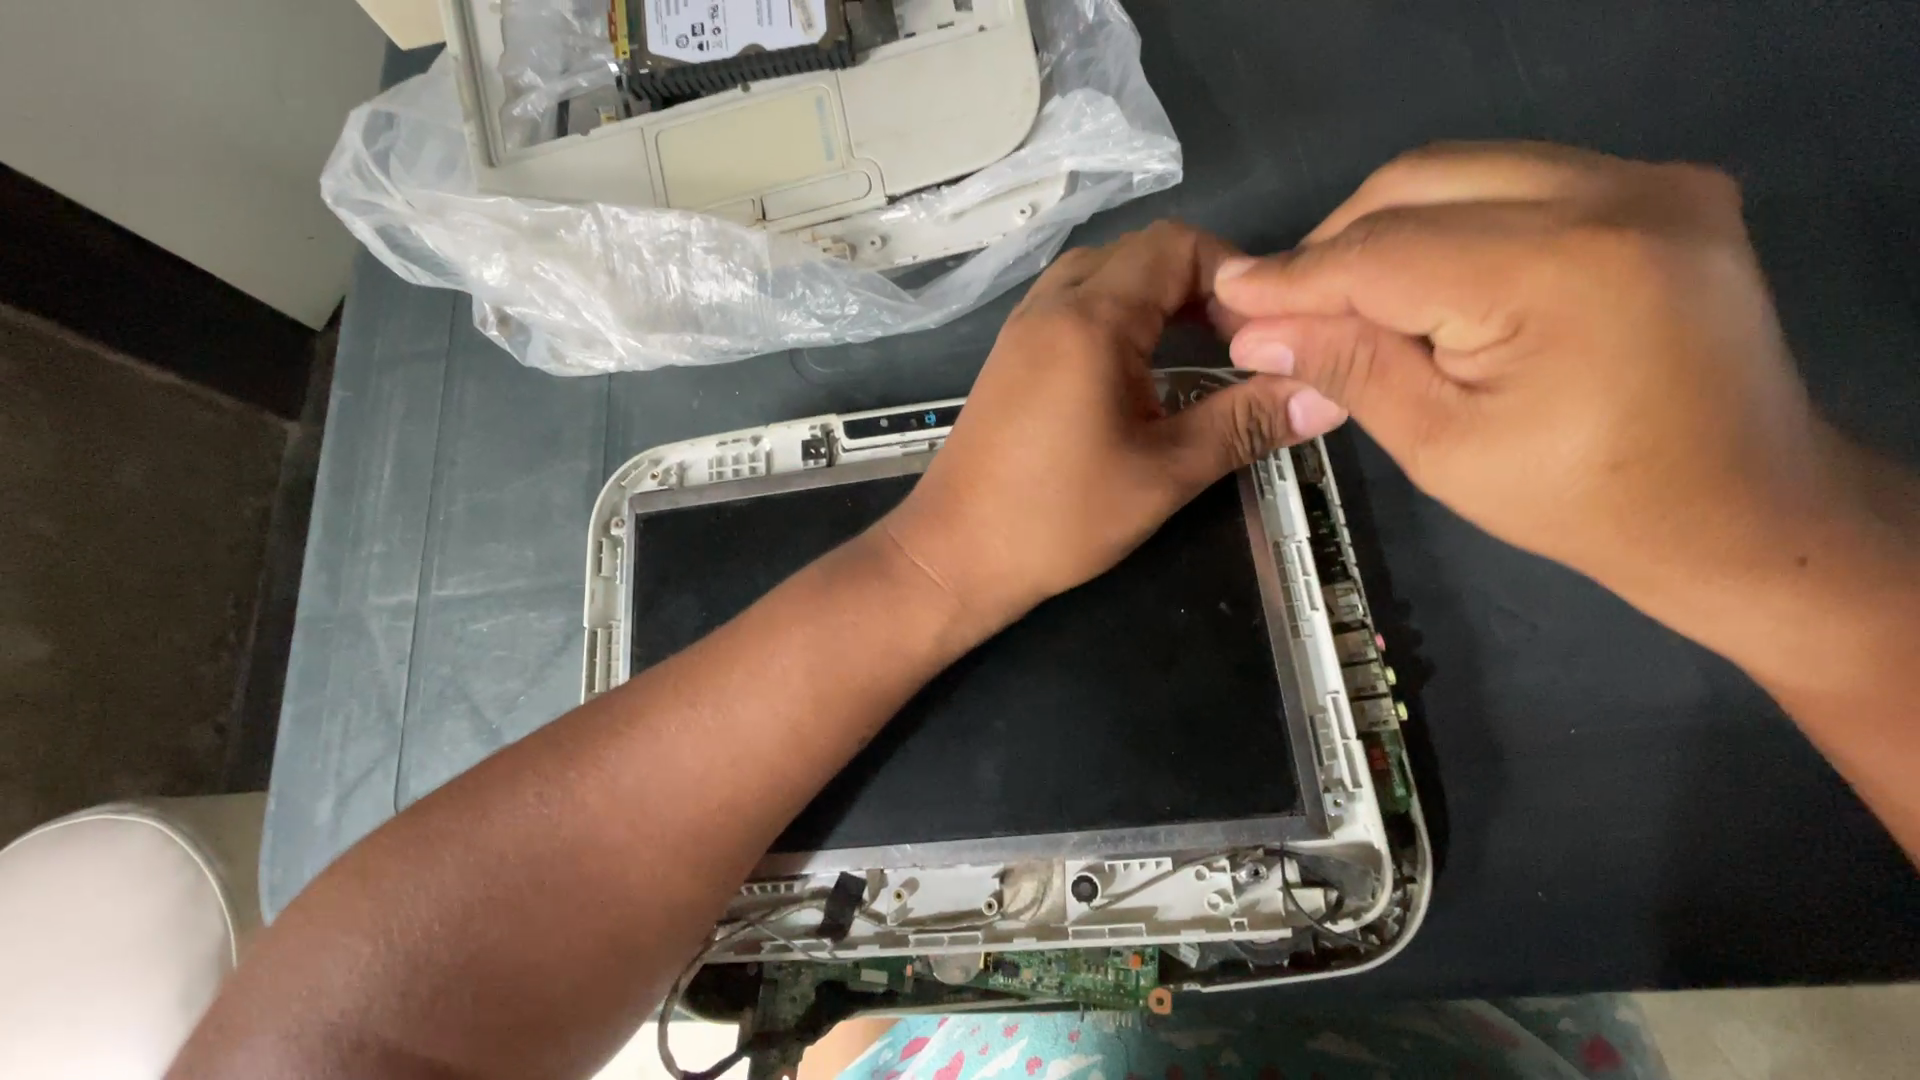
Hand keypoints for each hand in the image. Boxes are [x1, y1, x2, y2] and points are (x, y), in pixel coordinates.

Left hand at [884, 222, 1347, 629]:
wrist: (956, 554)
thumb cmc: (1057, 519)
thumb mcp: (1164, 474)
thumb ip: (1245, 424)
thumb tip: (1329, 396)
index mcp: (1090, 320)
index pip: (1176, 245)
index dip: (1233, 274)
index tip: (1265, 331)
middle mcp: (1050, 305)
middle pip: (1140, 252)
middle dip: (1201, 283)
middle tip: (1241, 342)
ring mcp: (1022, 327)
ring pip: (1102, 273)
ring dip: (1155, 297)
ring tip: (1198, 349)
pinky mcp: (1009, 355)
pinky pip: (1072, 303)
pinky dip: (1116, 314)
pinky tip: (1138, 367)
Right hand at [1210, 143, 1865, 633]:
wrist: (1739, 508)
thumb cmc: (1580, 500)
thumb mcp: (1441, 446)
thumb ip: (1348, 368)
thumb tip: (1253, 331)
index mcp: (1562, 272)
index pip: (1384, 251)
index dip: (1295, 275)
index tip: (1226, 294)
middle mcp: (1616, 195)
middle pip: (1418, 182)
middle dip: (1333, 243)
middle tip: (1284, 307)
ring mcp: (1649, 180)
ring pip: (1459, 170)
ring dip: (1381, 227)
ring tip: (1341, 298)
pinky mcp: (1657, 189)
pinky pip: (1511, 179)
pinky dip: (1442, 221)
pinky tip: (1418, 280)